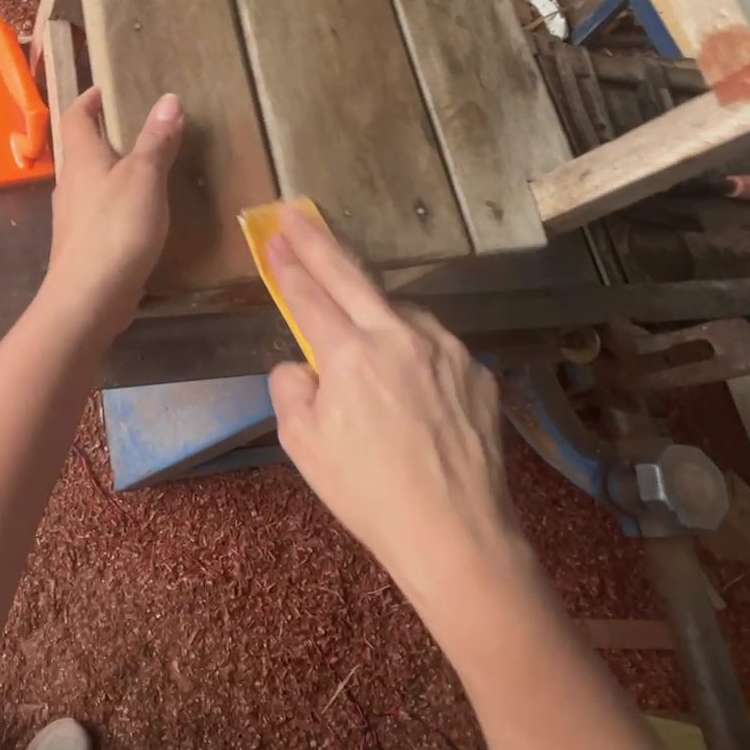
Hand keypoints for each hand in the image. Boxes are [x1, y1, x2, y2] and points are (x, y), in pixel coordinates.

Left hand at [40, 87, 183, 333]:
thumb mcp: (144, 177)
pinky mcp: (83, 247)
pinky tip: (141, 218)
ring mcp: (73, 219)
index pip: (76, 116)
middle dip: (106, 137)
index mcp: (80, 159)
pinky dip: (118, 206)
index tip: (106, 89)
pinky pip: (100, 215)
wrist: (87, 298)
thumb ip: (156, 140)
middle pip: (82, 151)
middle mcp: (70, 184)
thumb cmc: (115, 228)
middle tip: (140, 128)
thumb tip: (168, 98)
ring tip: (148, 171)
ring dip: (113, 173)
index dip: (89, 99)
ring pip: (91, 185)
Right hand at [265, 209, 525, 609]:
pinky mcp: (476, 370)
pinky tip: (405, 373)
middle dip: (318, 241)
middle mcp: (400, 338)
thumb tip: (303, 363)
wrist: (456, 535)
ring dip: (371, 304)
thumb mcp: (301, 443)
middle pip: (351, 276)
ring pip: (398, 308)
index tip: (273, 237)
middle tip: (296, 214)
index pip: (309, 296)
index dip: (287, 265)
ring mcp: (446, 350)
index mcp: (350, 355)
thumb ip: (290, 386)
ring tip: (358, 323)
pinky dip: (409, 344)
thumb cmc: (366, 492)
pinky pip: (432, 343)